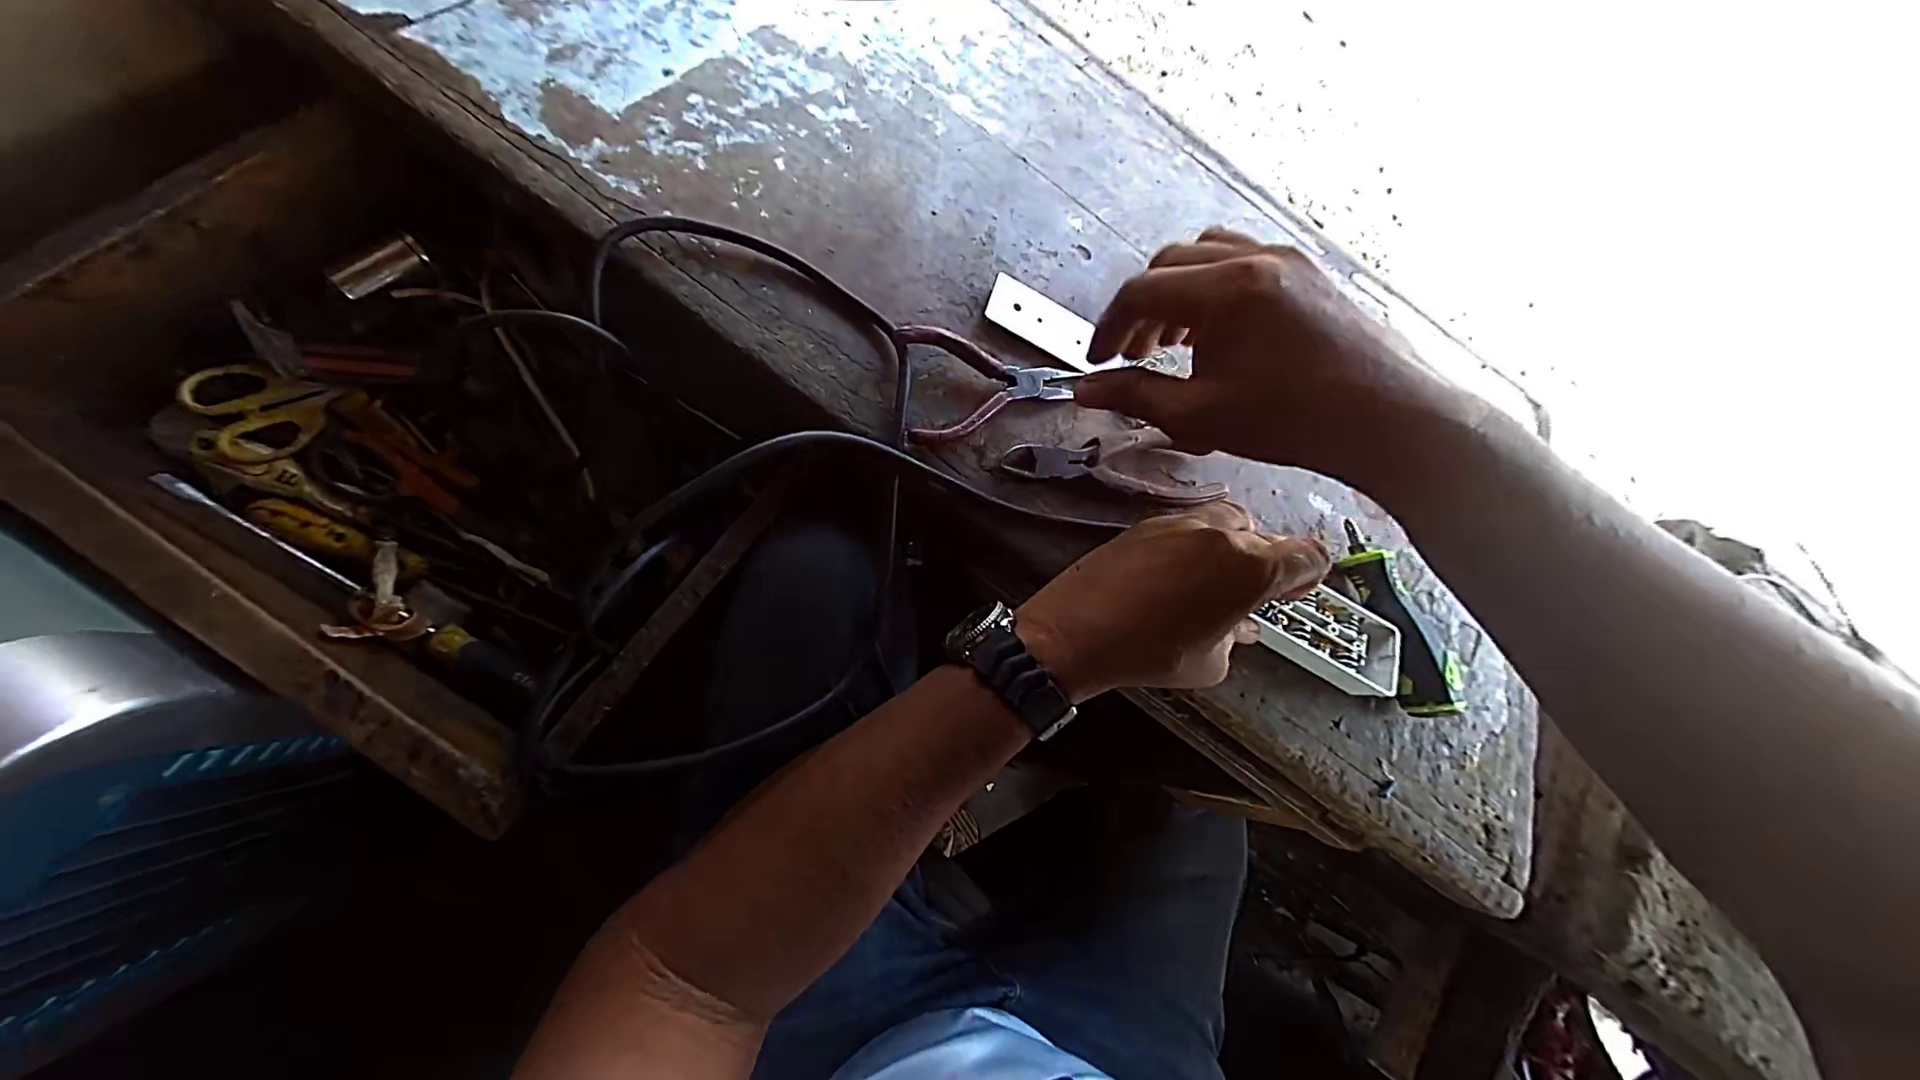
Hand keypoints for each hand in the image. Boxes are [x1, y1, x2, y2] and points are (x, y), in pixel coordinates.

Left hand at [1014, 501, 1330, 701]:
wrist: (1075, 632)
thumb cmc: (1147, 654)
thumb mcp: (1211, 663)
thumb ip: (1236, 635)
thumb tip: (1237, 625)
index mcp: (1250, 569)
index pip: (1307, 556)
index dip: (1309, 575)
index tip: (1294, 591)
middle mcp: (1220, 535)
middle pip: (1267, 536)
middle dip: (1269, 563)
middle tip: (1254, 592)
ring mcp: (1180, 524)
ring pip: (1227, 523)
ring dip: (1233, 547)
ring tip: (1216, 581)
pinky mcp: (1147, 524)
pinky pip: (1189, 527)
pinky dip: (1198, 544)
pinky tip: (1180, 574)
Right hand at [1074, 228, 1486, 490]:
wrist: (1387, 420)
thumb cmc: (1293, 419)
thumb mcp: (1199, 414)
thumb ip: (1135, 395)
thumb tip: (1086, 390)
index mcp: (1226, 290)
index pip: (1141, 291)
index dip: (1108, 327)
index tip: (1097, 362)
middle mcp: (1255, 259)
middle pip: (1169, 265)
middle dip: (1139, 309)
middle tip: (1131, 354)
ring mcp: (1286, 260)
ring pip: (1204, 255)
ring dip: (1174, 294)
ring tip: (1170, 342)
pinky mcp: (1306, 272)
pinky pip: (1241, 260)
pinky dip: (1210, 287)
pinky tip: (1214, 331)